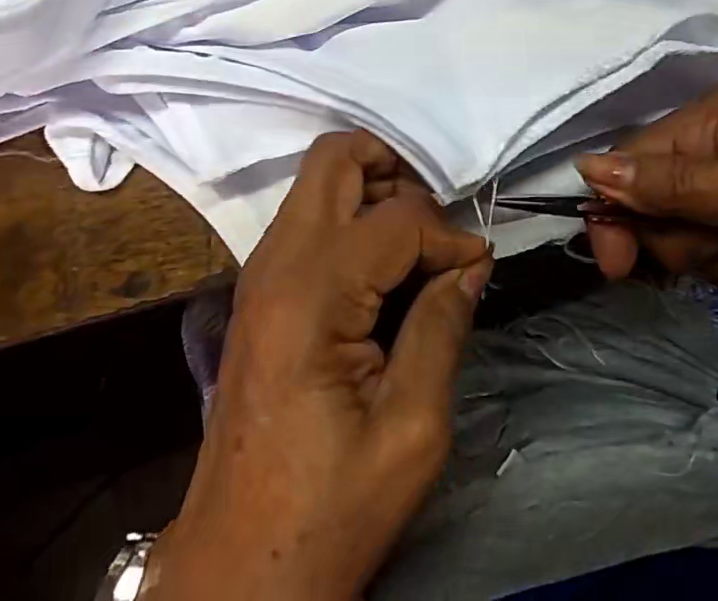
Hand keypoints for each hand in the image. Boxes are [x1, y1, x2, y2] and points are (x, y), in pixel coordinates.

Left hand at [148, 131, 492, 600]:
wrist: (241, 568)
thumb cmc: (331, 506)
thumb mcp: (412, 426)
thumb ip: (443, 326)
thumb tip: (471, 262)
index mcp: (311, 297)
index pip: (397, 218)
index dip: (449, 235)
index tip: (476, 270)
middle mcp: (275, 266)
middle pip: (336, 158)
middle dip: (399, 172)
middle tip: (439, 224)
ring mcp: (259, 275)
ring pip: (321, 182)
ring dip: (378, 194)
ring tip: (422, 247)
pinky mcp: (260, 294)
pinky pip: (312, 220)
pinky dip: (357, 220)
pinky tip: (390, 268)